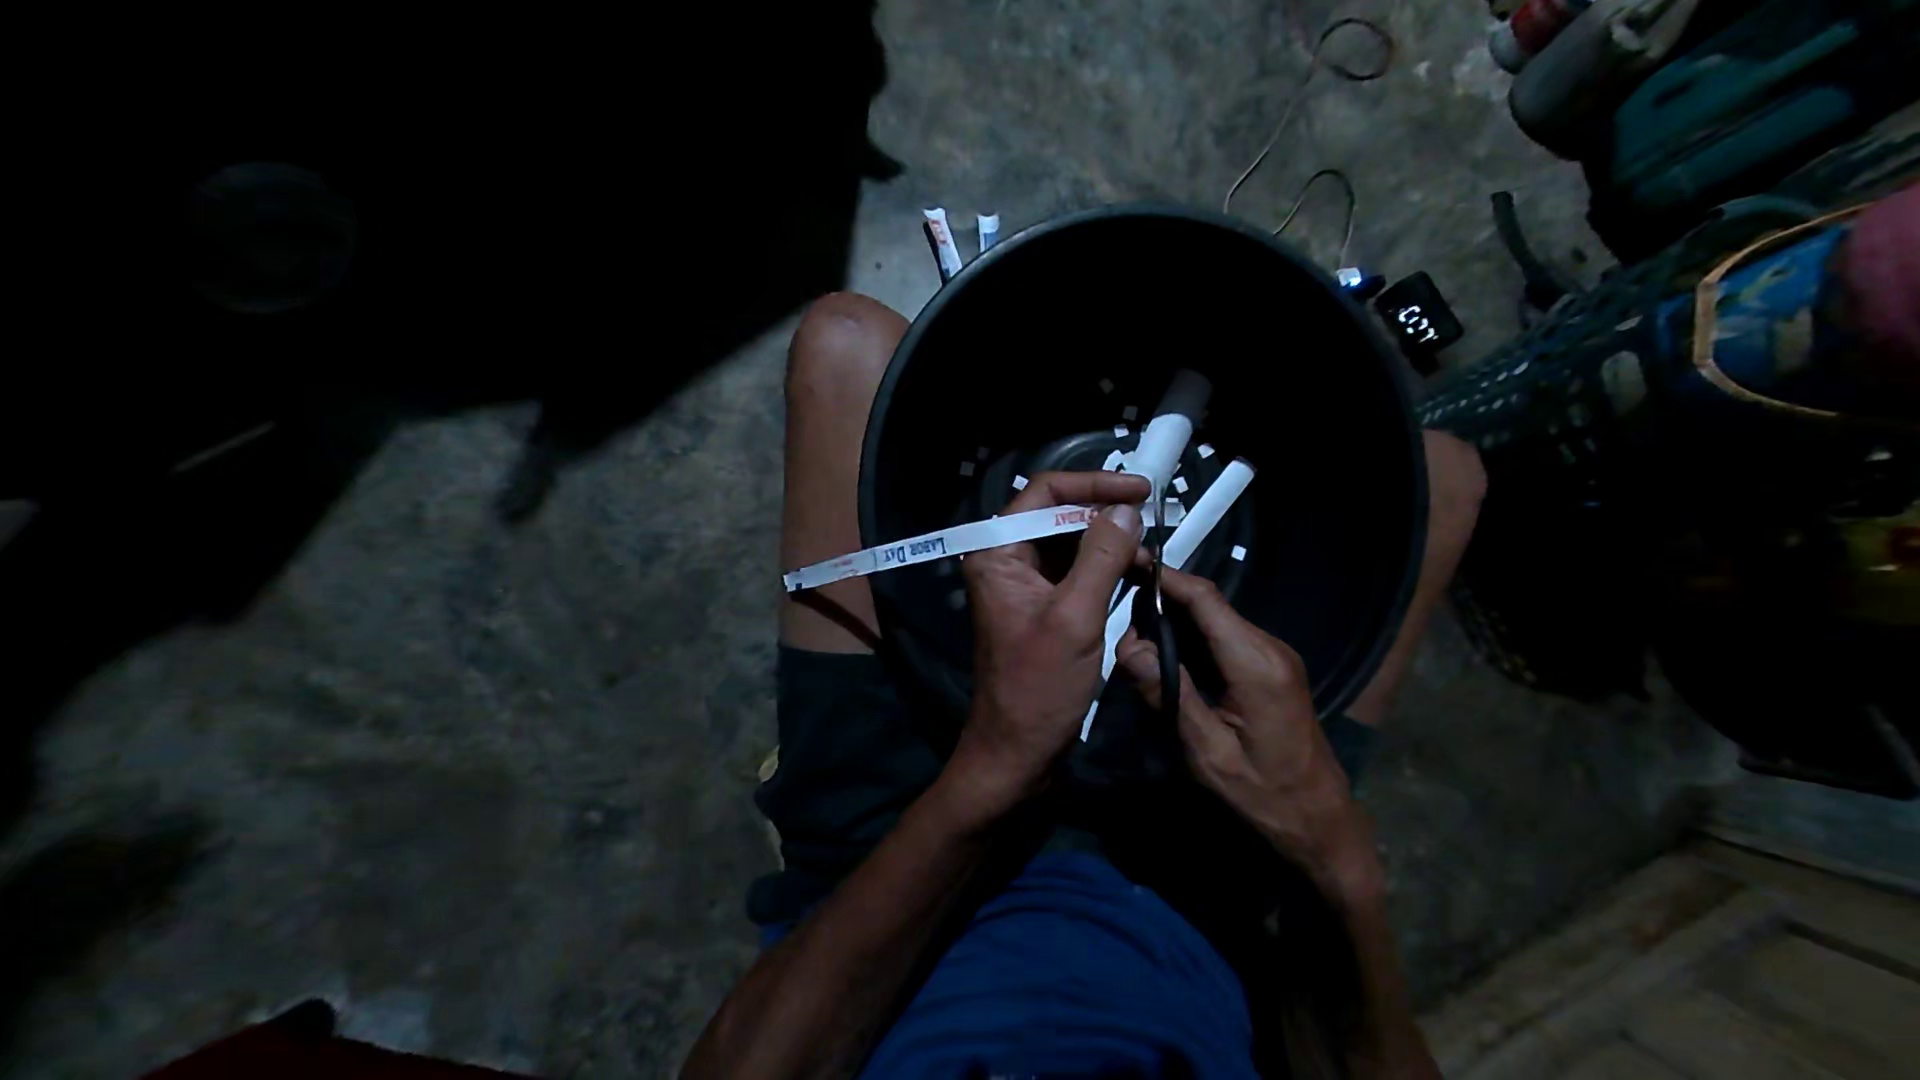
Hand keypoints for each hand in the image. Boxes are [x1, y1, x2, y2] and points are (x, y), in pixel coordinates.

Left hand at [943, 470, 1149, 819]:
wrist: (1017, 750)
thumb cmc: (1039, 686)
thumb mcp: (1076, 617)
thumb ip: (1101, 556)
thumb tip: (1126, 509)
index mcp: (998, 552)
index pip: (1044, 492)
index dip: (1093, 483)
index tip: (1141, 489)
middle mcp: (1006, 559)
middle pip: (1058, 514)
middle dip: (1105, 514)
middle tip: (1152, 522)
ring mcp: (1024, 583)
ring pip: (1070, 543)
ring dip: (1110, 542)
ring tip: (1149, 554)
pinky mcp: (1042, 605)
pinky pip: (1075, 572)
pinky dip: (1105, 568)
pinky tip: (1135, 573)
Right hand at [1117, 567, 1380, 898]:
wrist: (1320, 820)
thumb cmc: (1262, 792)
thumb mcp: (1205, 750)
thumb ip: (1167, 692)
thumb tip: (1128, 645)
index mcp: (1255, 663)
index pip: (1206, 600)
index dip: (1167, 578)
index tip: (1128, 564)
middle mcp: (1270, 648)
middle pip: (1210, 605)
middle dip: (1164, 601)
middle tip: (1120, 610)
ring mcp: (1275, 656)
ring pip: (1216, 620)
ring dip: (1177, 620)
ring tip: (1135, 632)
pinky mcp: (1272, 667)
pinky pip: (1226, 637)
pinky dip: (1193, 637)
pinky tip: (1167, 653)